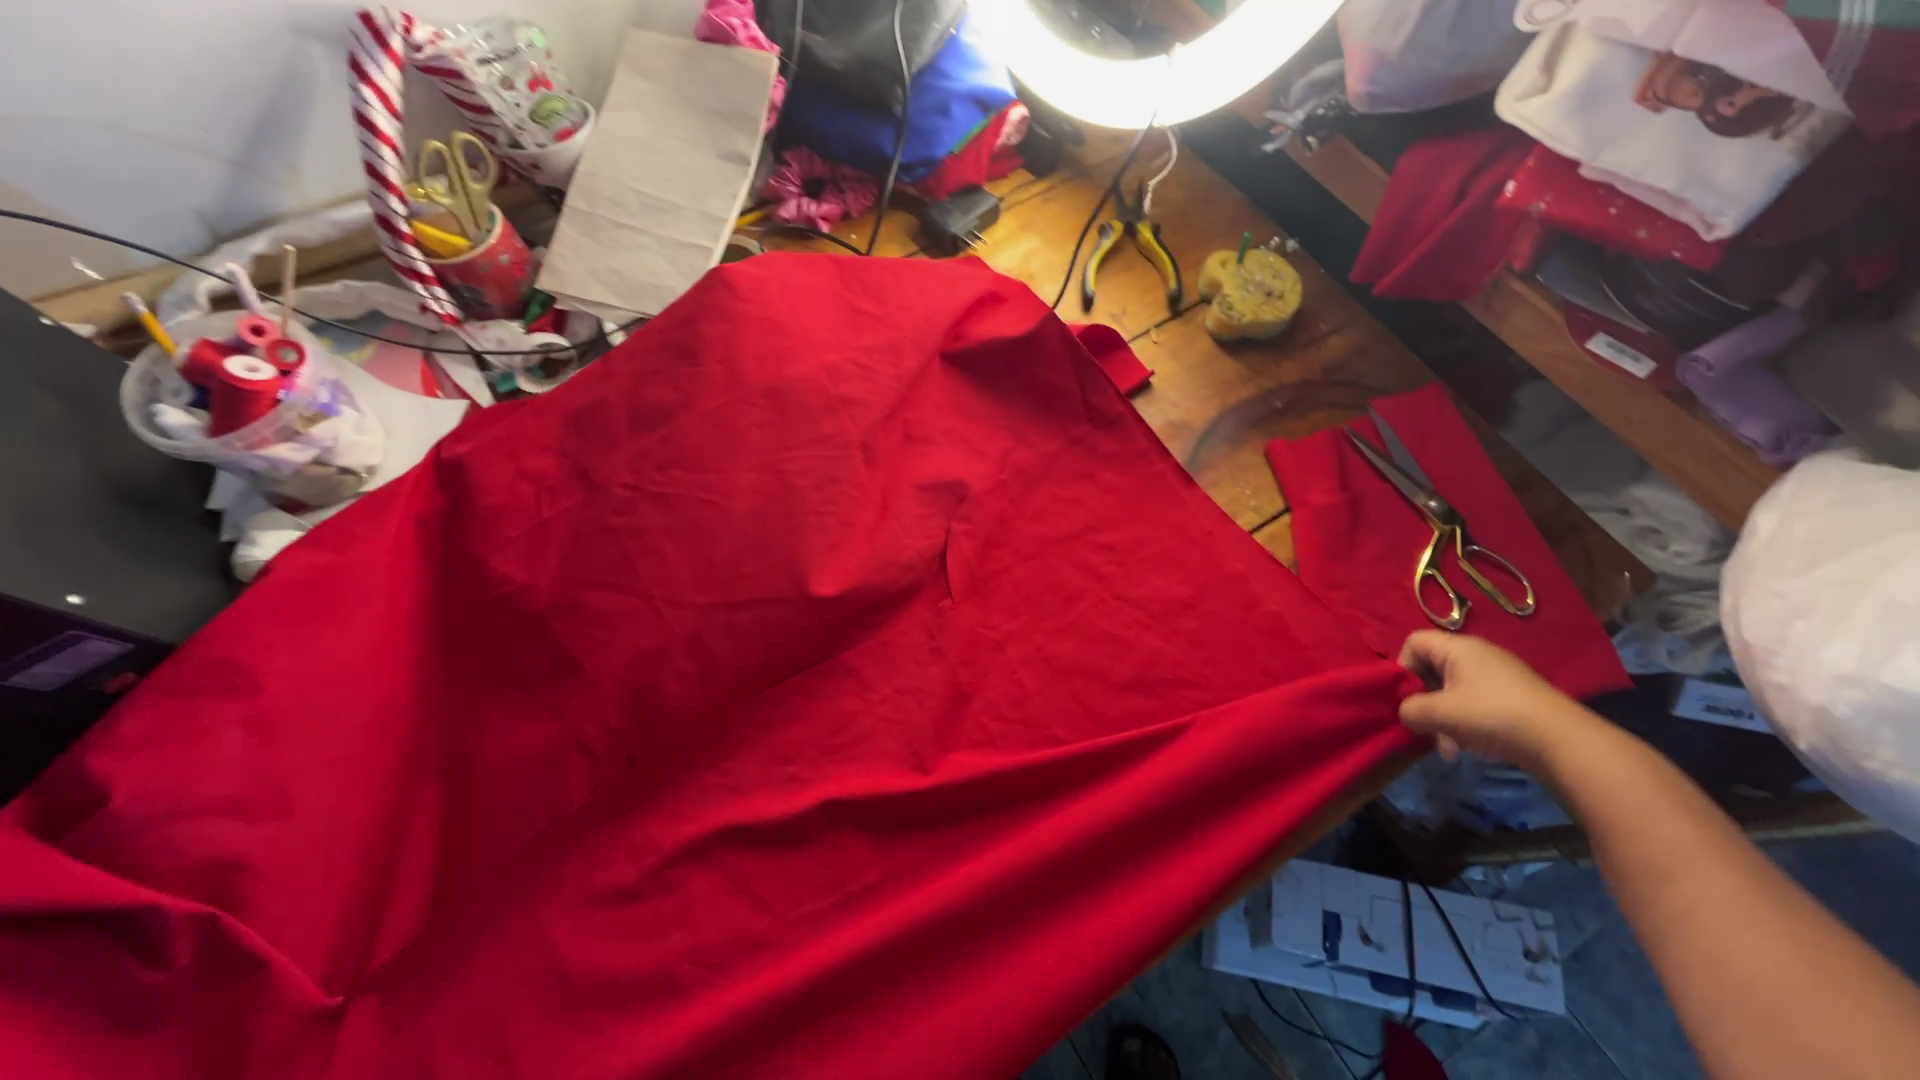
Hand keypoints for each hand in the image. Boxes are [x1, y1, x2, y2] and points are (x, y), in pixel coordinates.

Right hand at [1396, 631, 1597, 771]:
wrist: (1561, 740)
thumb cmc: (1492, 715)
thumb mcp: (1440, 713)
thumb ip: (1410, 710)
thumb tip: (1406, 713)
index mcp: (1458, 648)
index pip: (1414, 642)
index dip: (1402, 667)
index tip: (1407, 697)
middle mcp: (1477, 655)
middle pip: (1432, 670)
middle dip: (1423, 702)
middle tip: (1424, 727)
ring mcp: (1496, 677)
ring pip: (1451, 693)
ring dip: (1442, 720)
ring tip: (1449, 749)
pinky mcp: (1511, 698)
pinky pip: (1473, 705)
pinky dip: (1463, 725)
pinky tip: (1467, 748)